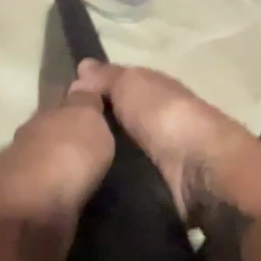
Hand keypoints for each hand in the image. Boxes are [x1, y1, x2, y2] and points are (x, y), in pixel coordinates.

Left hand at [0, 70, 114, 260]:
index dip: (81, 100)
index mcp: (42, 118)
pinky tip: (80, 200)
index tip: (103, 105)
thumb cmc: (64, 160)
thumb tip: (83, 81)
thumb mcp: (85, 119)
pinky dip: (63, 196)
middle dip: (73, 138)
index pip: (62, 101)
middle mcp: (27, 145)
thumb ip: (85, 102)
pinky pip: (51, 196)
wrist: (31, 218)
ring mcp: (22, 179)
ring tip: (97, 177)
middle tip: (105, 146)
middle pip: (53, 135)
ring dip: (67, 170)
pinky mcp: (25, 211)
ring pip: (50, 166)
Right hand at [77, 60, 255, 225]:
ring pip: (124, 161)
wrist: (200, 170)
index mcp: (159, 96)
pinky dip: (115, 189)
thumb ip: (109, 78)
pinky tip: (89, 192)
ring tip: (68, 172)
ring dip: (102, 165)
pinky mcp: (163, 192)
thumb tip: (84, 68)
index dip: (95, 99)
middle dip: (96, 138)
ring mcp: (165, 163)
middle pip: (121, 131)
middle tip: (60, 147)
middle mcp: (163, 128)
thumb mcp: (133, 84)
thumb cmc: (167, 117)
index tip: (60, 110)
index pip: (123, 94)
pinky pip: (132, 188)